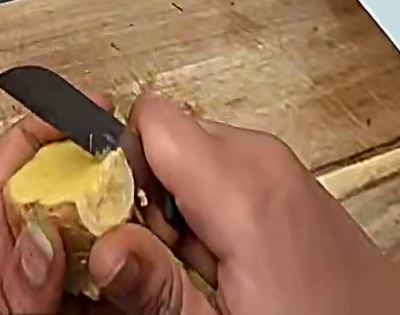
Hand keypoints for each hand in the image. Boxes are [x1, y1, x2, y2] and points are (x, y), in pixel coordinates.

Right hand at [86, 93, 399, 314]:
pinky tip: (232, 266)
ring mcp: (286, 172)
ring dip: (180, 201)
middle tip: (165, 256)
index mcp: (243, 185)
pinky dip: (213, 206)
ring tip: (206, 270)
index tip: (124, 214)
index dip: (122, 158)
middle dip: (150, 187)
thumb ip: (158, 285)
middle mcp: (265, 161)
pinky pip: (228, 169)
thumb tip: (100, 247)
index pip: (148, 115)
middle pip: (168, 134)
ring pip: (194, 152)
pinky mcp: (299, 188)